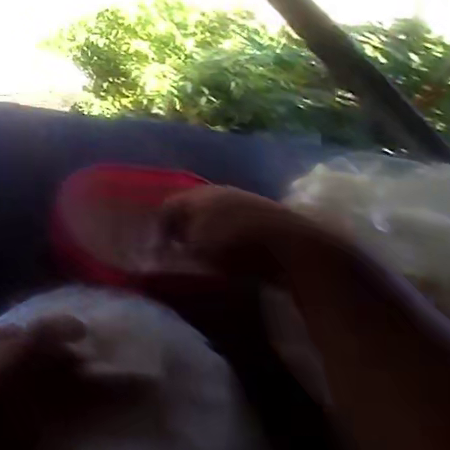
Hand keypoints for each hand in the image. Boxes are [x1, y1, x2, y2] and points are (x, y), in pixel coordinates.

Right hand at [152, 184, 350, 281]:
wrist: (295, 248)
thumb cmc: (235, 247)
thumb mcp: (194, 254)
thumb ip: (171, 254)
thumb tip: (155, 258)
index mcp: (197, 195)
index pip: (167, 207)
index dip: (157, 230)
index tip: (154, 252)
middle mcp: (220, 192)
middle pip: (192, 209)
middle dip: (182, 230)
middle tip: (175, 253)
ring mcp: (247, 201)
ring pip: (215, 216)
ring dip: (207, 234)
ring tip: (202, 258)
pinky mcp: (268, 216)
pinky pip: (236, 225)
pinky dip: (228, 238)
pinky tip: (231, 256)